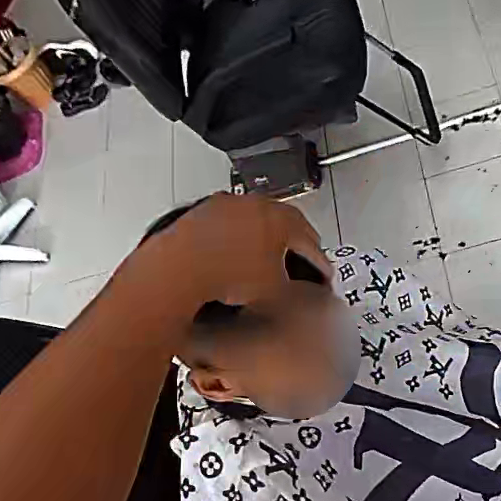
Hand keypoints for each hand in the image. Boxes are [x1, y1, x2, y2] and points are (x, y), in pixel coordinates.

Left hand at [108, 193, 326, 333]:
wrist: (179, 271)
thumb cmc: (224, 276)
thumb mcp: (277, 292)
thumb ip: (298, 290)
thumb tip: (305, 295)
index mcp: (283, 219)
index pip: (313, 244)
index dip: (320, 266)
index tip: (321, 276)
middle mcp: (256, 205)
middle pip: (288, 226)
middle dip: (296, 247)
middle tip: (299, 264)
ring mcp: (228, 204)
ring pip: (259, 223)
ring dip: (267, 240)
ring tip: (266, 262)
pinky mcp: (205, 211)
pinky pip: (232, 224)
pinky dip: (240, 239)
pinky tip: (237, 257)